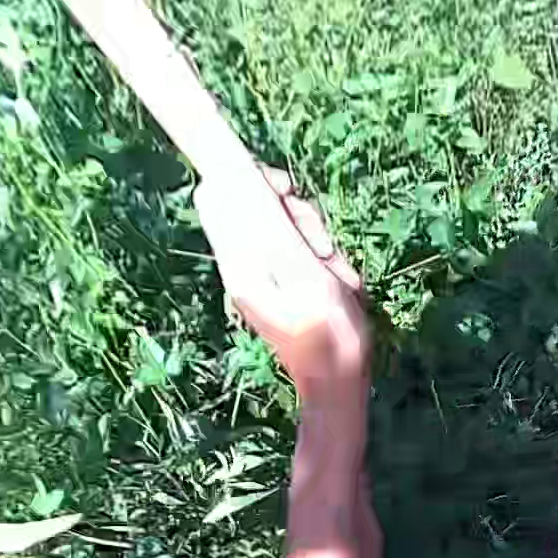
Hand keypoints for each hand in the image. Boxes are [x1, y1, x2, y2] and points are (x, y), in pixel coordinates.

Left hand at [194, 167, 369, 406]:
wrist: (339, 382)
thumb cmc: (329, 335)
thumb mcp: (307, 275)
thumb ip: (272, 226)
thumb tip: (233, 174)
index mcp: (239, 262)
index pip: (218, 193)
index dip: (251, 178)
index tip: (287, 195)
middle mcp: (242, 265)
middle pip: (254, 206)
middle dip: (294, 214)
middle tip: (321, 245)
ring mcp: (262, 275)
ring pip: (283, 227)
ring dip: (315, 239)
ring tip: (335, 275)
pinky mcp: (281, 284)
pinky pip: (296, 251)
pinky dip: (319, 259)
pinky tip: (336, 284)